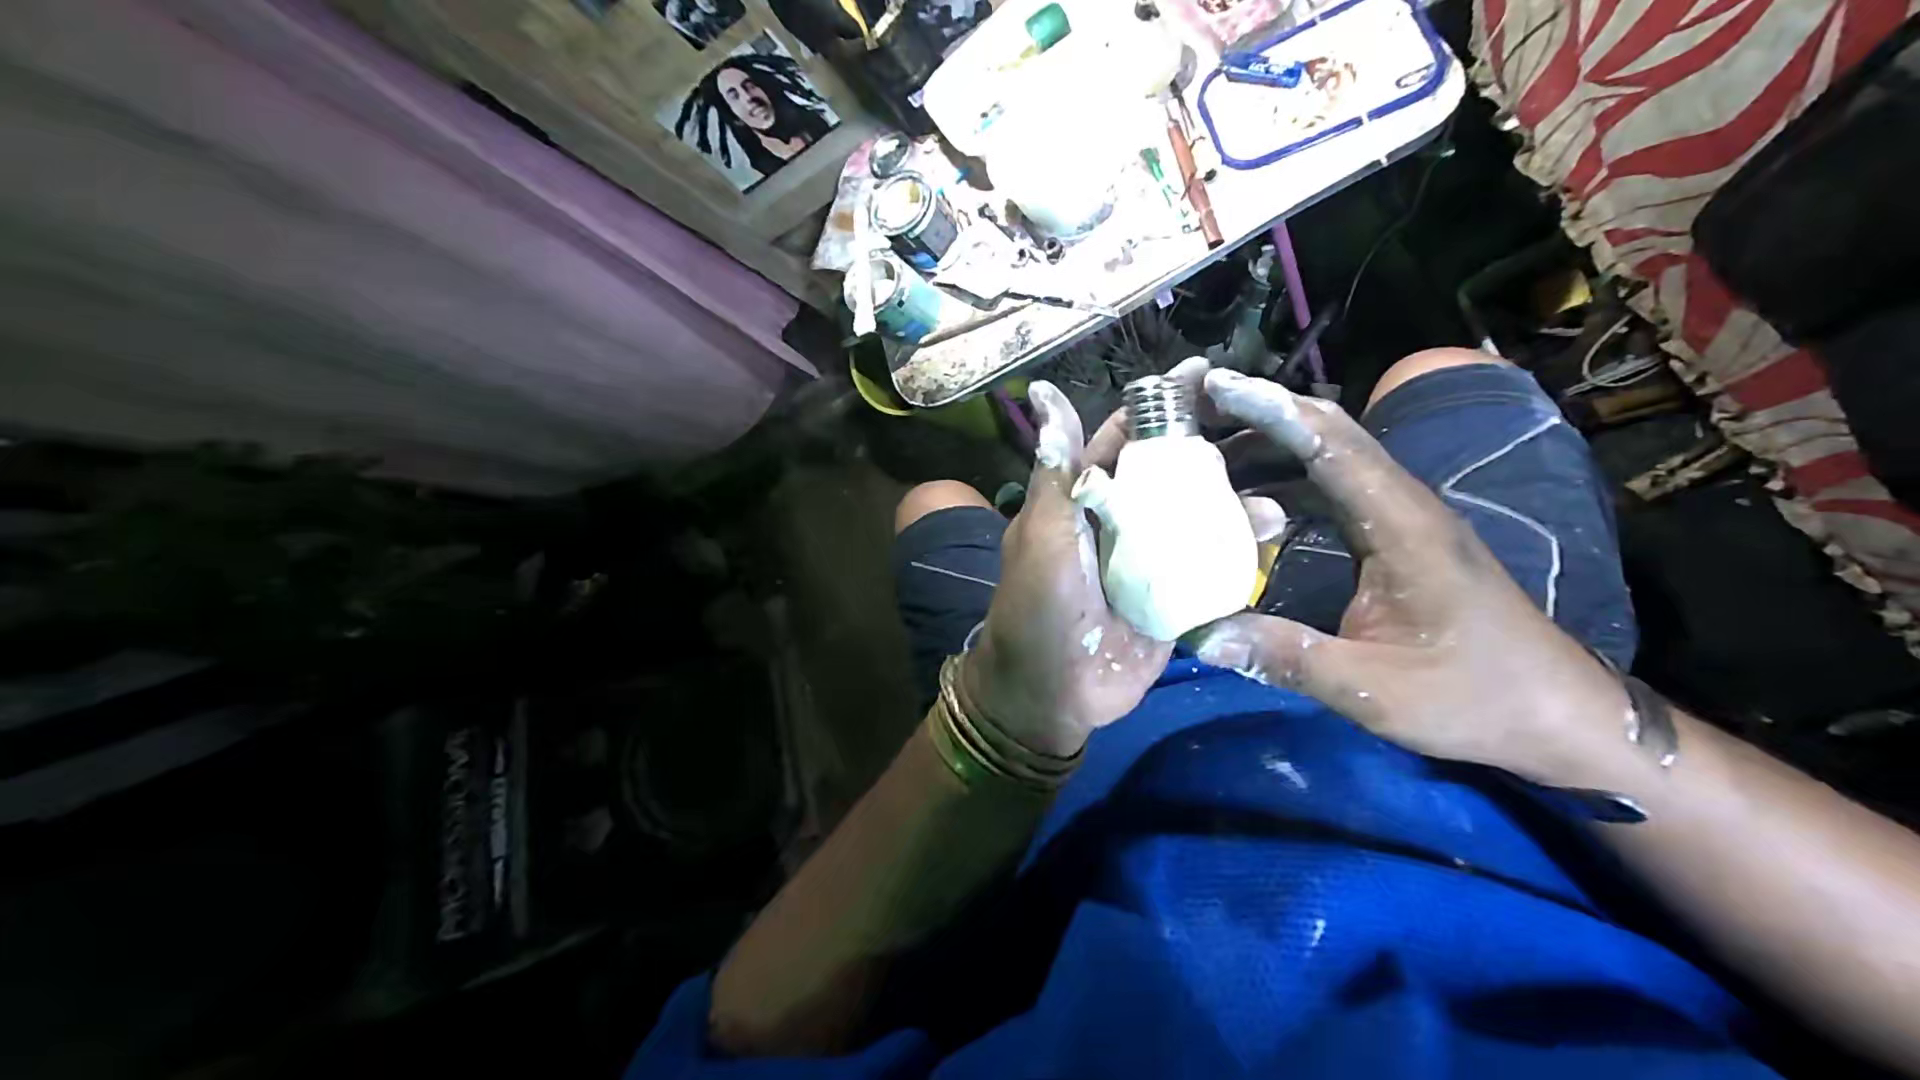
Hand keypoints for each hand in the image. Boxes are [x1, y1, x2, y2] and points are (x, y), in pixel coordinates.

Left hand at [961, 360, 1284, 757]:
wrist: (1052, 691)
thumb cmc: (1039, 606)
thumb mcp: (1043, 533)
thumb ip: (1058, 471)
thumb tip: (1041, 393)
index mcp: (1086, 499)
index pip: (1124, 439)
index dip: (1157, 406)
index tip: (1202, 375)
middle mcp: (1122, 521)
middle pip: (1171, 473)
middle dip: (1209, 449)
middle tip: (1261, 426)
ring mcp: (1152, 559)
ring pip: (1199, 517)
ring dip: (1233, 503)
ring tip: (1267, 502)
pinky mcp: (1176, 596)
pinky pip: (1212, 566)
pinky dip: (1239, 550)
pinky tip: (1270, 536)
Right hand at [1191, 369, 1632, 788]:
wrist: (1560, 716)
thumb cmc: (1477, 698)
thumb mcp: (1375, 691)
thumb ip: (1285, 658)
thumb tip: (1199, 636)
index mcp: (1403, 526)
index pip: (1330, 446)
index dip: (1269, 410)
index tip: (1212, 389)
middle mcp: (1403, 505)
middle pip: (1327, 433)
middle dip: (1258, 413)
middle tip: (1193, 411)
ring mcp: (1401, 519)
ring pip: (1327, 457)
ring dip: (1266, 445)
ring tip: (1203, 450)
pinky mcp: (1394, 538)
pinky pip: (1328, 490)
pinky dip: (1281, 481)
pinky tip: (1245, 503)